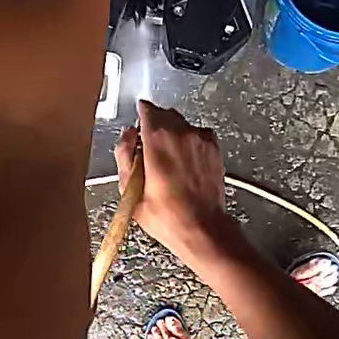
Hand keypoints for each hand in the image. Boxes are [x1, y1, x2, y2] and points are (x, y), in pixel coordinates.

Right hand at [114, 101, 238, 262]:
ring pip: (182, 124)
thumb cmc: (167, 215)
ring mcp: (201, 140)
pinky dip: (189, 141)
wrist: (202, 228)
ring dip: (172, 132)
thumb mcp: (130, 189)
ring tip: (166, 157)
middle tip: (147, 145)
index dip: (140, 116)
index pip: (147, 110)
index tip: (137, 124)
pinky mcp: (214, 149)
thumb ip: (124, 155)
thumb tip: (126, 136)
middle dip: (155, 124)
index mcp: (157, 140)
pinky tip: (183, 161)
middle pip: (165, 114)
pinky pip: (198, 135)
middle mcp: (181, 134)